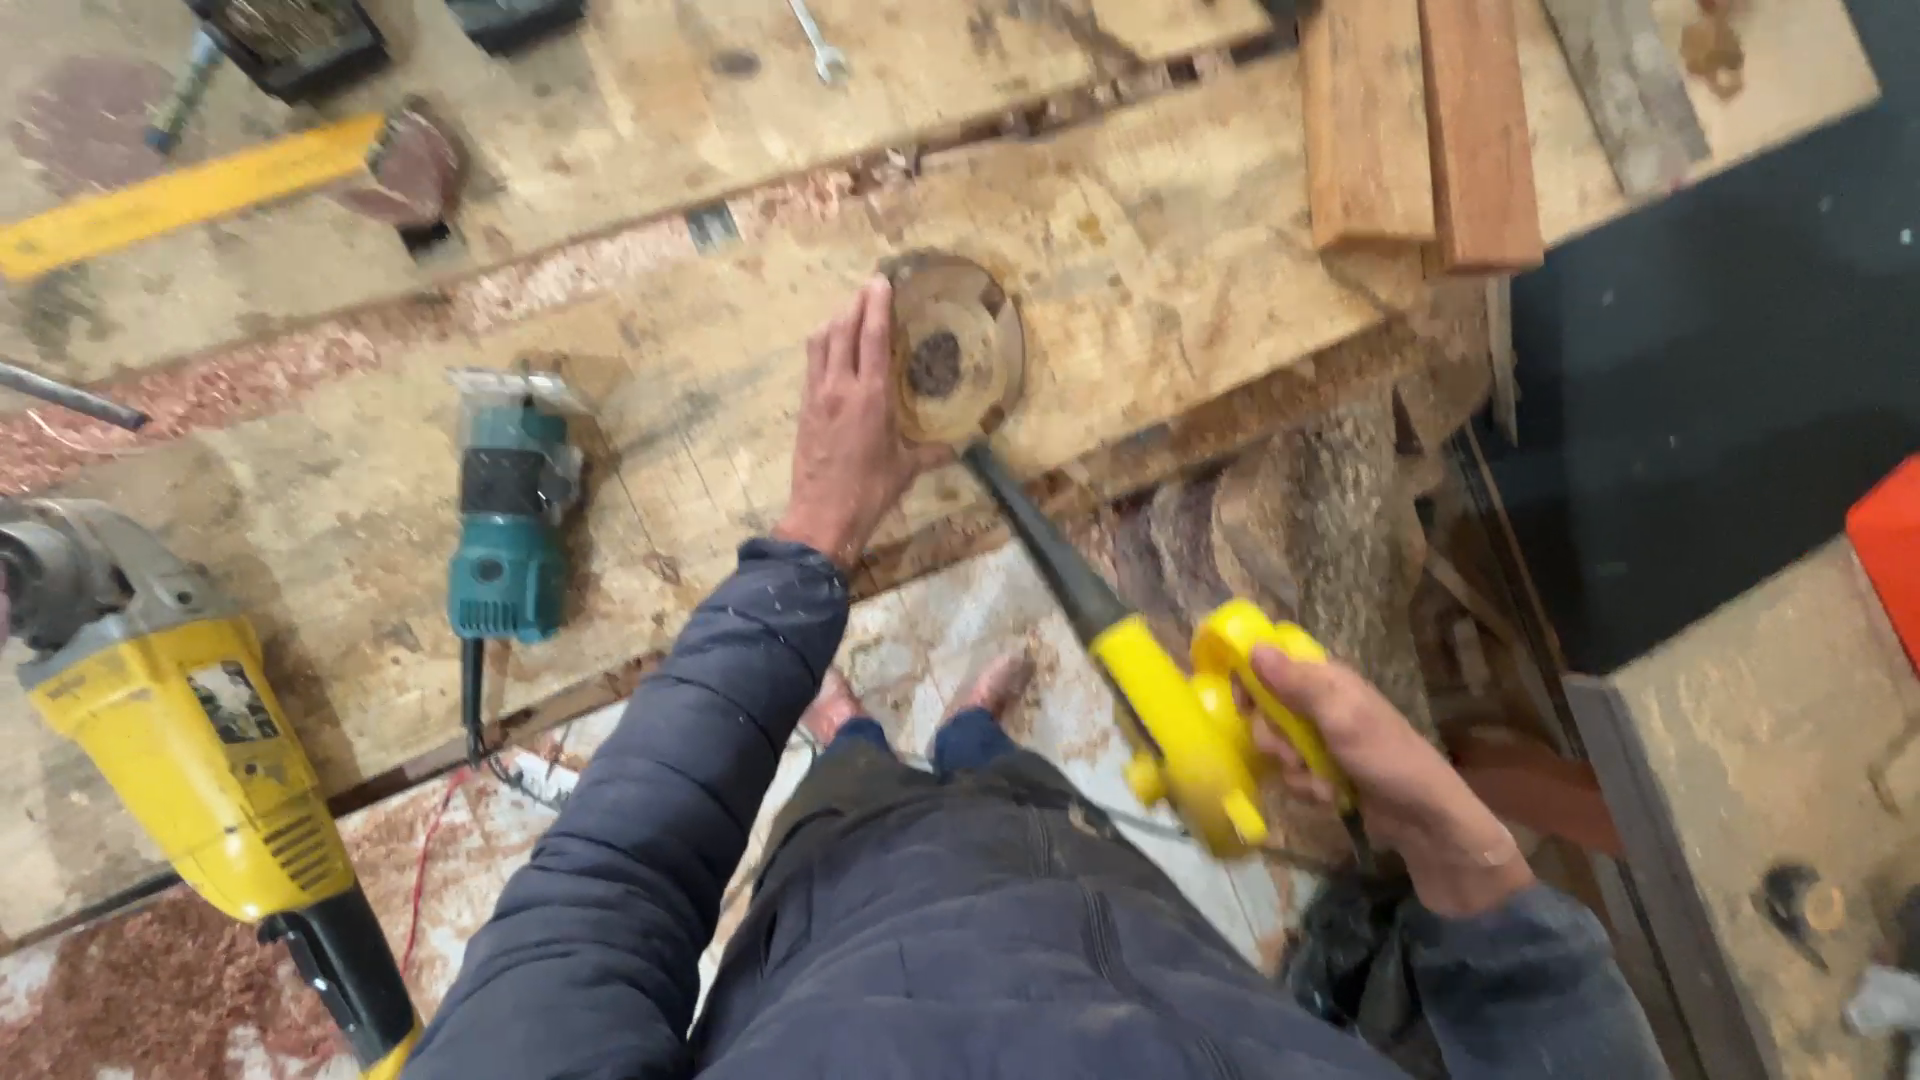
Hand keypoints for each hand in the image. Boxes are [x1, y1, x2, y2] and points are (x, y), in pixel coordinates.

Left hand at [774, 277, 947, 570]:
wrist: (821, 516)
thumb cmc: (869, 492)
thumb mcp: (906, 470)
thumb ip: (931, 453)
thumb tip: (958, 448)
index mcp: (871, 397)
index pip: (872, 337)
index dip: (877, 305)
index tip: (882, 281)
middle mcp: (840, 387)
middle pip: (842, 328)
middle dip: (855, 302)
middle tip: (869, 288)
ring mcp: (817, 396)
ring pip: (821, 341)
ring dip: (835, 319)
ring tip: (849, 311)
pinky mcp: (804, 408)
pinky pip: (812, 363)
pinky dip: (823, 344)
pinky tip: (831, 346)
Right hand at [1249, 647, 1535, 916]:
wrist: (1426, 821)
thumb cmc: (1387, 758)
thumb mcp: (1341, 717)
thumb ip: (1297, 684)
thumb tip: (1254, 647)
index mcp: (1325, 679)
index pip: (1270, 662)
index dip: (1250, 680)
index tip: (1243, 706)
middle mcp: (1318, 703)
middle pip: (1264, 708)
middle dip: (1272, 737)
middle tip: (1290, 754)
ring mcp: (1319, 738)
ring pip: (1275, 745)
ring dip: (1292, 768)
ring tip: (1322, 782)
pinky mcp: (1322, 768)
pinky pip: (1290, 772)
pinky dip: (1306, 786)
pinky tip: (1330, 795)